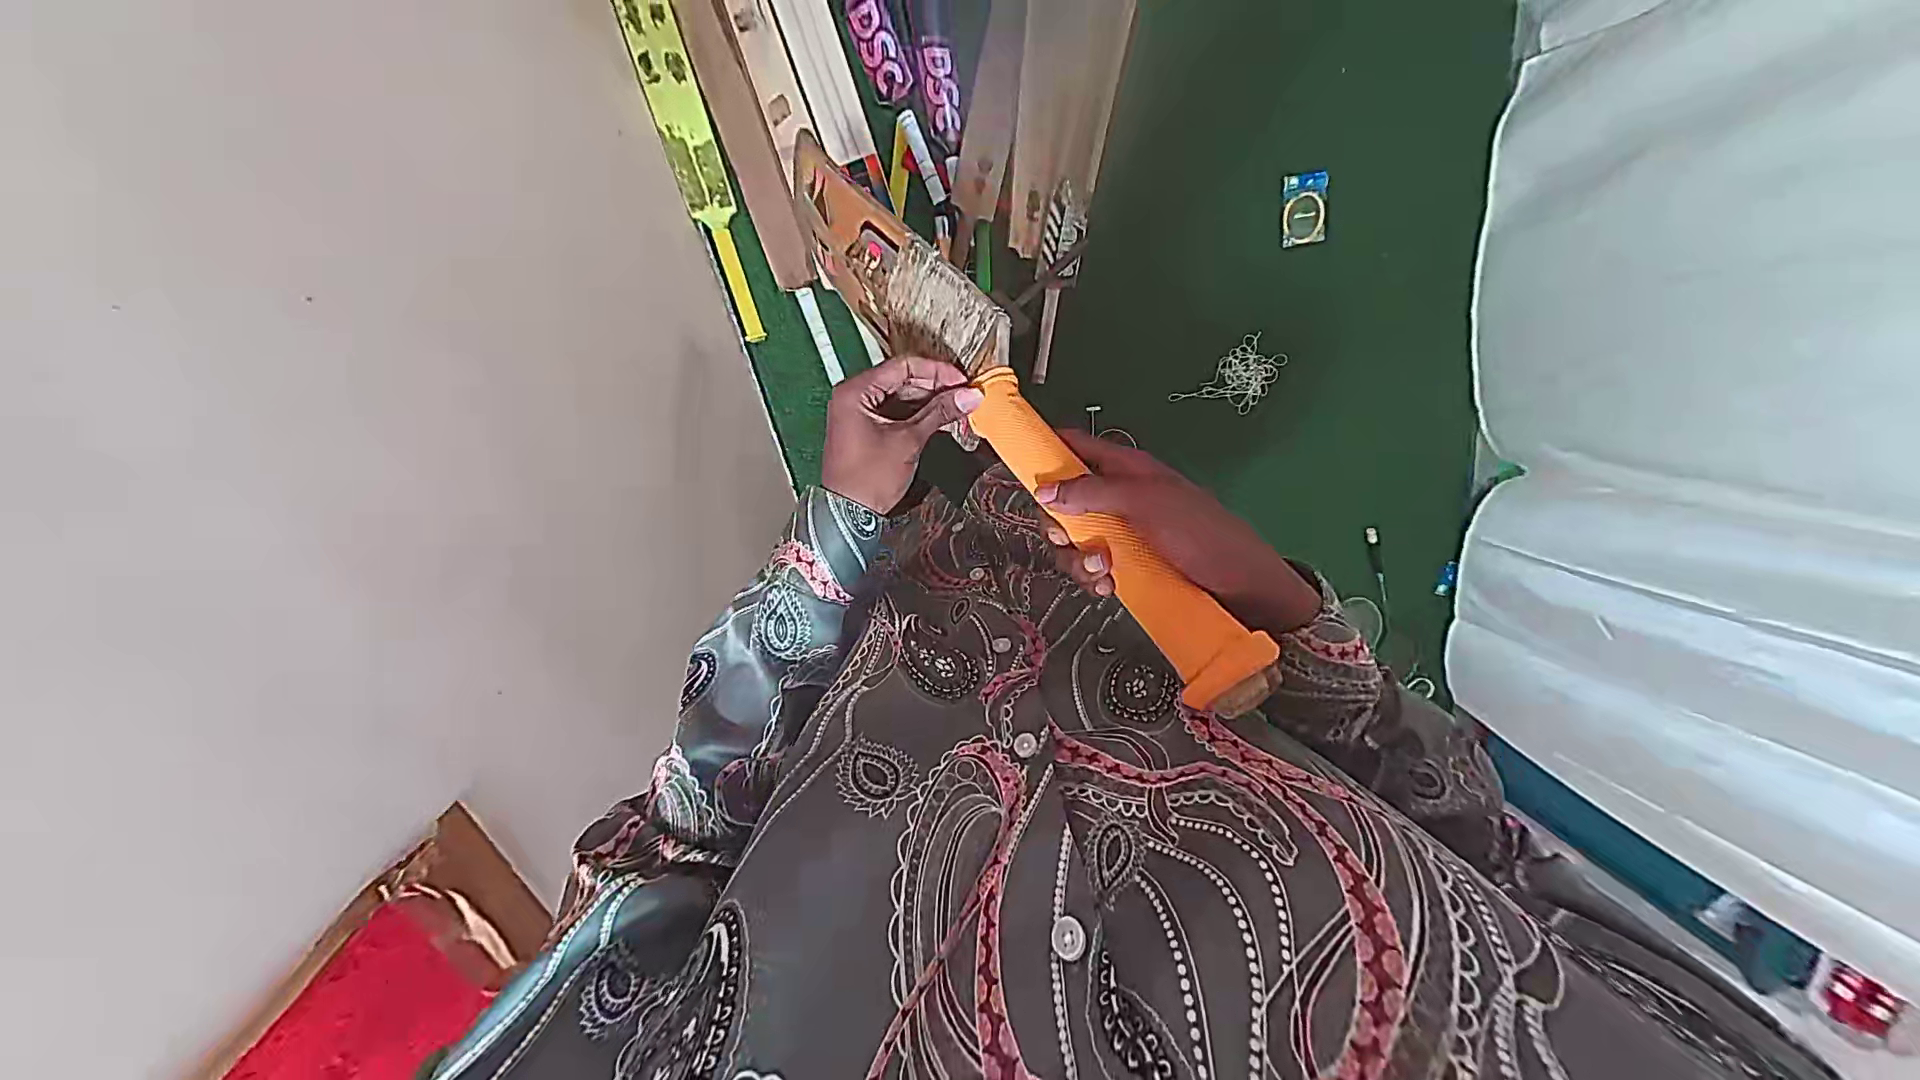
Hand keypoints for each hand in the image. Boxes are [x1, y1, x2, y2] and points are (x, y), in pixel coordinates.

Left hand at [821, 355, 983, 512]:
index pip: (903, 366)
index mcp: (855, 391)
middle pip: (903, 379)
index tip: (960, 380)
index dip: (937, 371)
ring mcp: (859, 412)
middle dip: (935, 387)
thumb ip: (940, 414)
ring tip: (957, 408)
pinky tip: (940, 420)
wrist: (849, 514)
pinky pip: (896, 412)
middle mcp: (853, 396)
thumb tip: (967, 396)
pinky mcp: (866, 428)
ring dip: (929, 402)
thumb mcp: (909, 441)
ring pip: (901, 396)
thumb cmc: (866, 480)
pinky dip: (918, 415)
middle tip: (963, 395)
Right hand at [1035, 429, 1322, 635]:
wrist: (1240, 586)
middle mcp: (1116, 496)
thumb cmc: (1201, 532)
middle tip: (1069, 540)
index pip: (1074, 446)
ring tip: (1104, 571)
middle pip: (1061, 500)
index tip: (1017, 465)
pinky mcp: (1123, 562)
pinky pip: (1089, 566)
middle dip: (1058, 524)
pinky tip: (1107, 586)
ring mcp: (1119, 531)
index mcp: (1124, 468)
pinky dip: (1091, 577)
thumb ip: (1094, 491)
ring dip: (1077, 559)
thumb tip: (1044, 490)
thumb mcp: (1147, 503)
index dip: (1045, 449)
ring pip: (1072, 539)